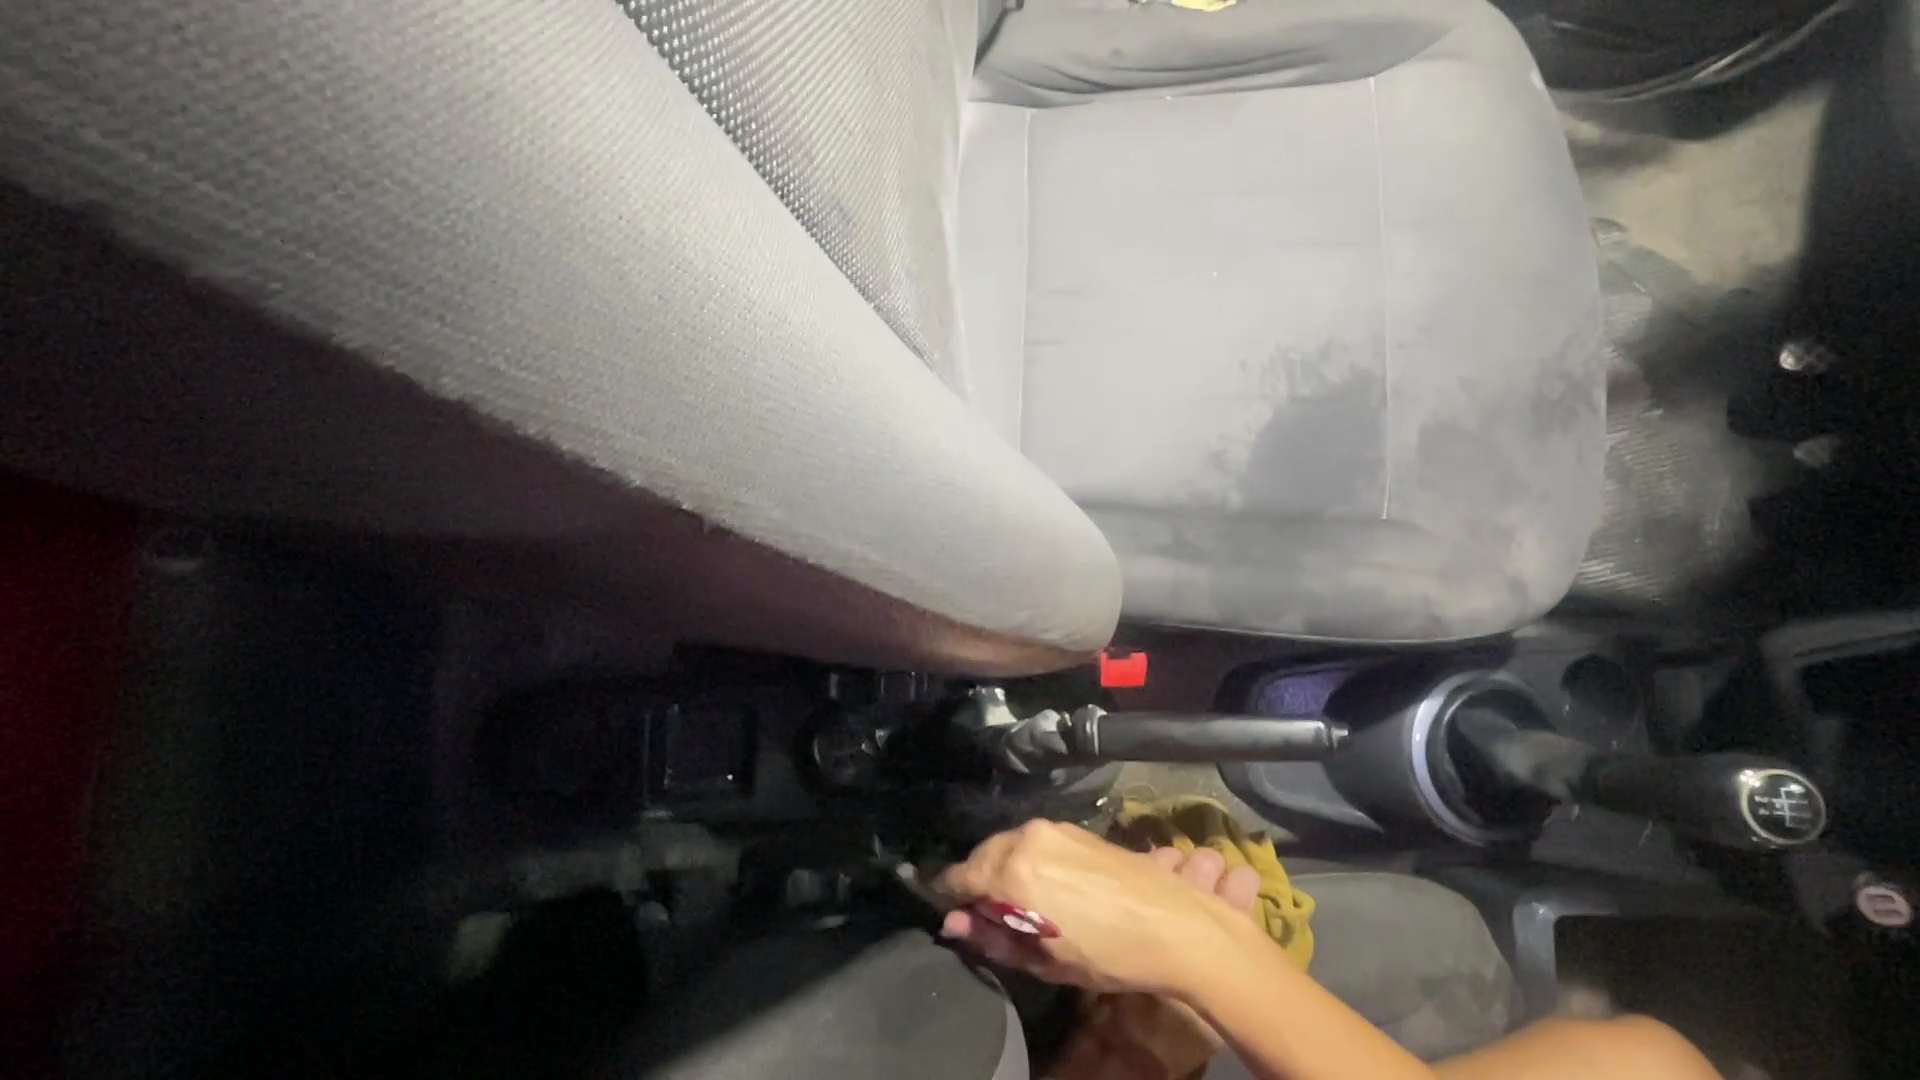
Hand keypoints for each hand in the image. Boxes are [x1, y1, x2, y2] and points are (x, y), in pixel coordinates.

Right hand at [933, 820, 1263, 994]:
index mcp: (1013, 870)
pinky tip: (1046, 888)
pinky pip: (1032, 840)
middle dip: (976, 883)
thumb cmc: (1108, 953)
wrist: (1175, 925)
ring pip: (1007, 845)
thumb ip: (992, 939)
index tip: (954, 915)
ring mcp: (1053, 827)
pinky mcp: (1074, 826)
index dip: (948, 897)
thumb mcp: (1044, 959)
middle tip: (990, 918)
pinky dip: (1026, 860)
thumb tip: (955, 923)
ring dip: (1002, 870)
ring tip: (1022, 906)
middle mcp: (1026, 837)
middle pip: (980, 857)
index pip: (956, 876)